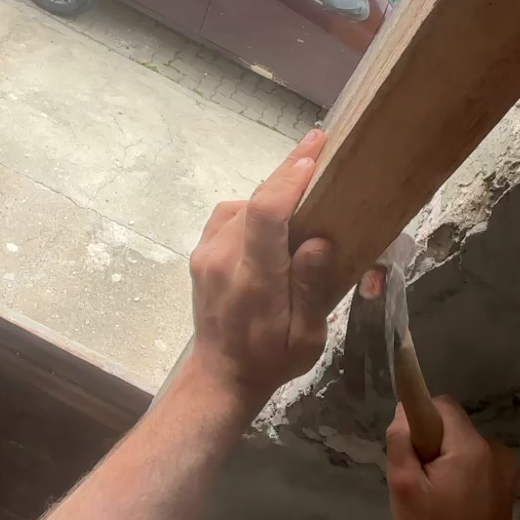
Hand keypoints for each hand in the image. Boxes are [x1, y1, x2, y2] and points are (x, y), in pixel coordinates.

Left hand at [187, 129, 336, 407]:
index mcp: (252, 281)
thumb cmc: (271, 360)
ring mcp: (205, 253)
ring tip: (302, 182)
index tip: (314, 155)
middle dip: (287, 171)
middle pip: (253, 200)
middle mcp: (221, 258)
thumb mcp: (306, 340)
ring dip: (271, 190)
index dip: (288, 181)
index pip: (264, 216)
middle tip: (318, 144)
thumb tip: (318, 243)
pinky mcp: (200, 252)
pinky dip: (253, 206)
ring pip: (241, 204)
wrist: (220, 375)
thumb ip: (310, 291)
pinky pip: (229, 215)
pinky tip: (272, 216)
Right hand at [386, 396, 519, 519]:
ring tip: (437, 493)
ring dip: (448, 457)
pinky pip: (478, 460)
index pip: (443, 405)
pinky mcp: (509, 482)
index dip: (421, 417)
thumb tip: (404, 412)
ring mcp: (507, 467)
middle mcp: (495, 450)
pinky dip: (464, 470)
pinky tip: (455, 499)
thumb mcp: (403, 485)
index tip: (411, 446)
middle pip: (454, 425)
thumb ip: (400, 441)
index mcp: (471, 447)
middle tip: (420, 477)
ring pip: (465, 442)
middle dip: (433, 442)